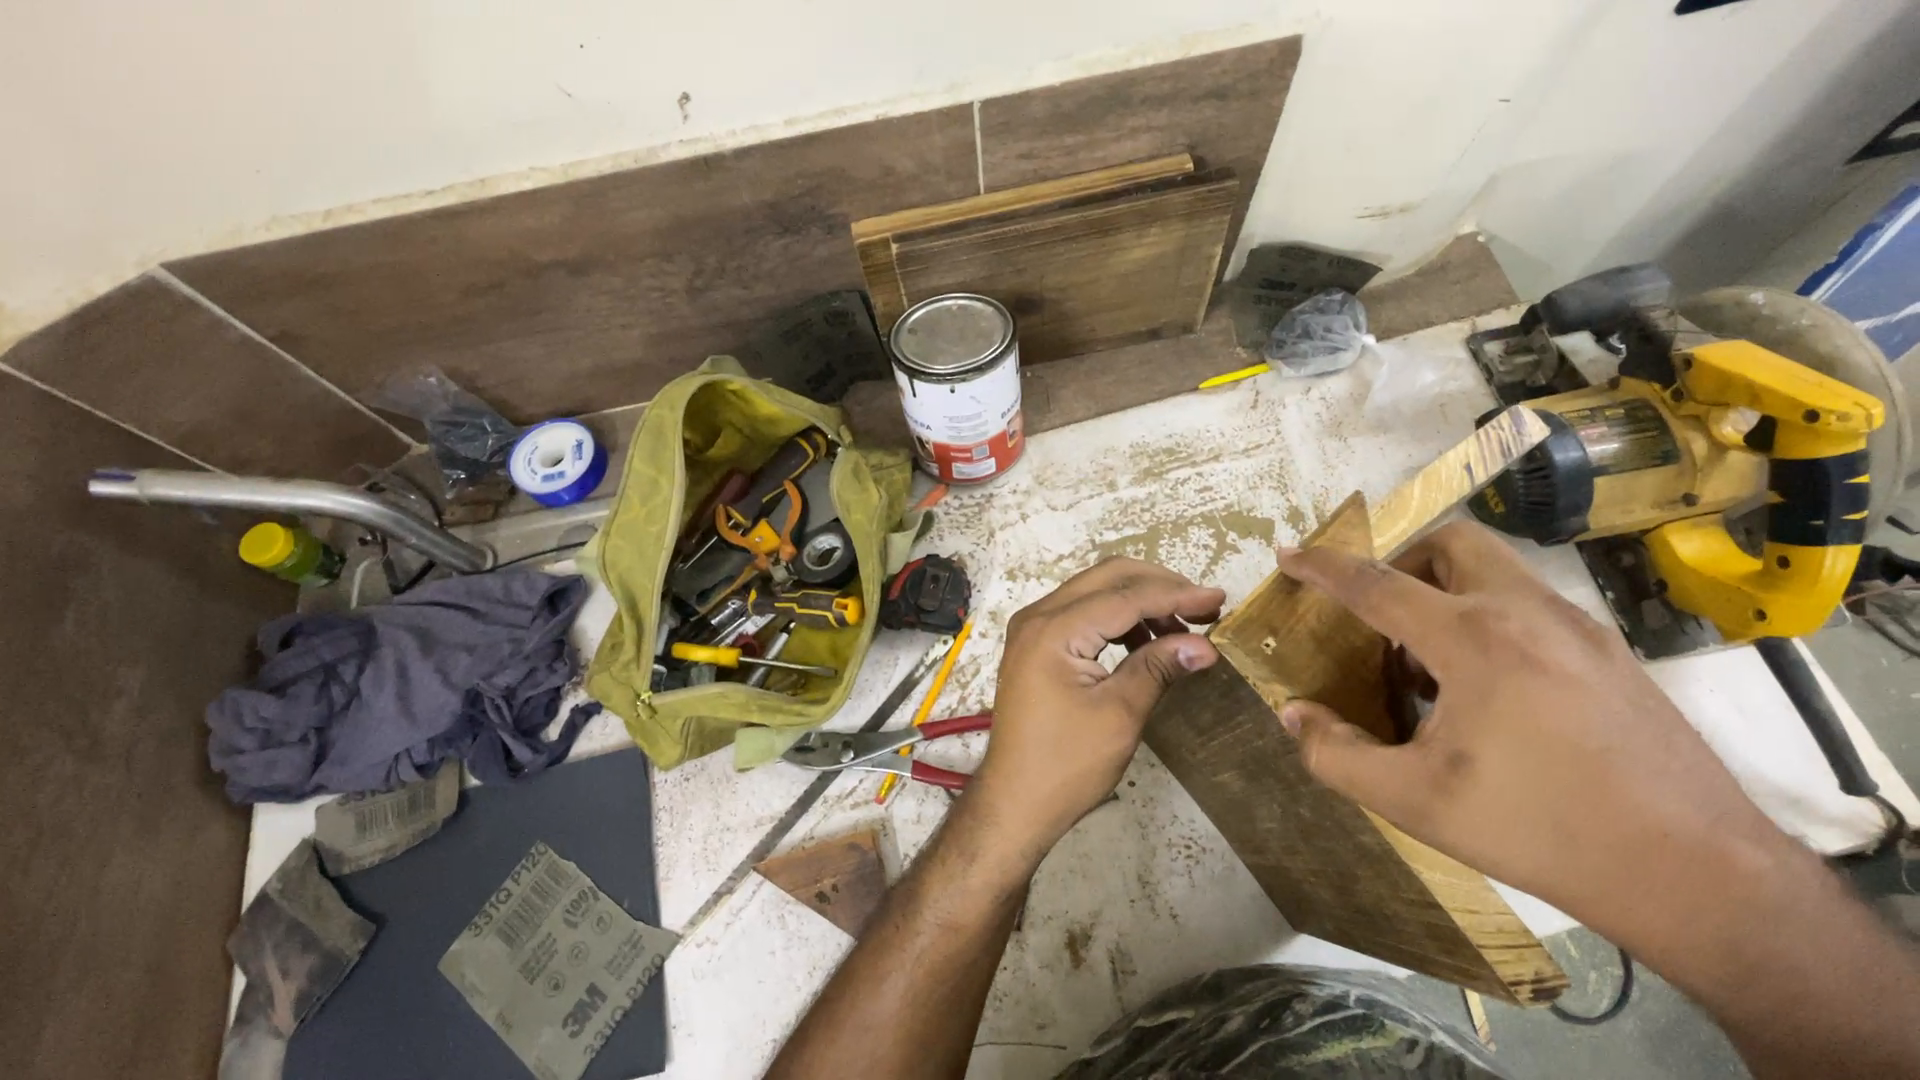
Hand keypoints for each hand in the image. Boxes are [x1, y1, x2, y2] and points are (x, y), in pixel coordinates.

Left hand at [967, 558, 1224, 863]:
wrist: (1015, 801)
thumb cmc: (1067, 764)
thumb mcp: (1120, 714)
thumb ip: (1158, 667)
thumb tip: (1205, 644)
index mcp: (1054, 630)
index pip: (1125, 597)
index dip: (1176, 594)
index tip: (1220, 598)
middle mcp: (1037, 617)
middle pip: (1107, 579)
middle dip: (1158, 587)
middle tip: (1203, 608)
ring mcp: (1032, 630)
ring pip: (1094, 592)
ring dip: (1139, 601)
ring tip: (1182, 629)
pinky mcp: (1036, 646)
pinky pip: (1082, 613)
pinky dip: (1117, 618)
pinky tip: (1147, 641)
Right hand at [1273, 521, 1795, 933]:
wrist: (1697, 872)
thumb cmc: (1539, 829)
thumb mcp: (1414, 801)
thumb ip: (1336, 754)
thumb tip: (1295, 714)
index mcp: (1476, 639)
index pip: (1379, 584)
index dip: (1323, 567)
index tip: (1288, 554)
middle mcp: (1529, 614)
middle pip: (1452, 544)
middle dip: (1401, 562)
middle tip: (1377, 616)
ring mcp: (1582, 630)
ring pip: (1497, 571)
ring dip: (1445, 595)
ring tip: (1427, 668)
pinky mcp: (1613, 655)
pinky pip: (1531, 607)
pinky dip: (1488, 621)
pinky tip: (1486, 695)